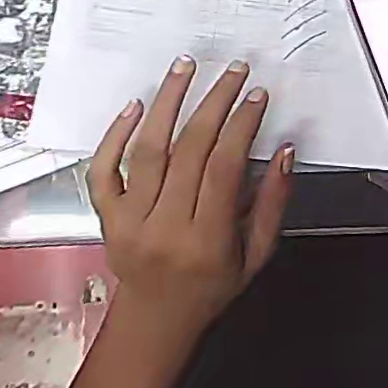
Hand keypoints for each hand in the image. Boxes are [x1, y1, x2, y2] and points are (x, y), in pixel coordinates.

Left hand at [87, 55, 294, 345]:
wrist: (155, 320)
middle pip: (188, 151)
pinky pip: (103, 169)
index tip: (256, 95)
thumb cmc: (212, 288)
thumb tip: (284, 151)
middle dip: (214, 103)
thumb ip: (273, 204)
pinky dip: (114, 134)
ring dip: (168, 102)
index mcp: (206, 242)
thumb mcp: (256, 256)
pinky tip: (136, 104)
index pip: (224, 169)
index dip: (242, 125)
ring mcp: (128, 221)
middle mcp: (163, 228)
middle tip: (232, 72)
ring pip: (147, 150)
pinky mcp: (106, 216)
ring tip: (185, 67)